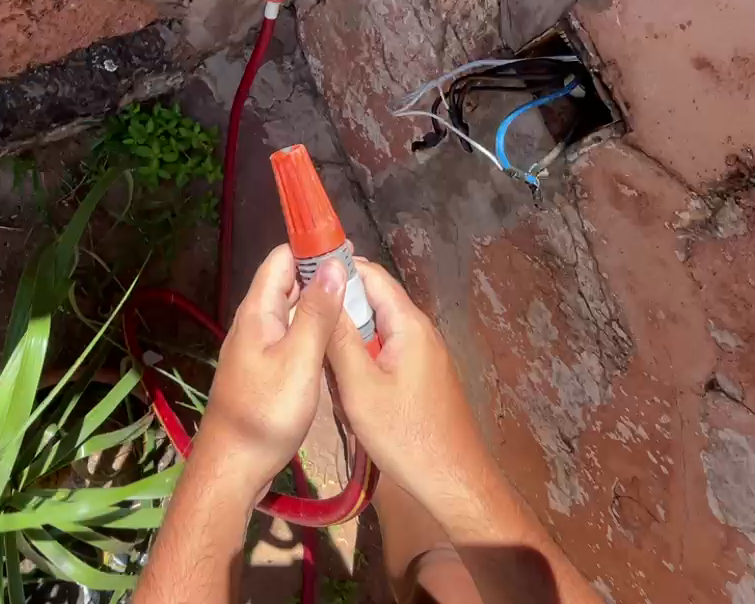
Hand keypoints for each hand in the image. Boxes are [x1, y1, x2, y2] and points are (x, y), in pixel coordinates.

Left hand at [197, 244, 345, 490]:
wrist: (233, 468)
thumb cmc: (267, 411)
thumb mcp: (299, 359)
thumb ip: (317, 312)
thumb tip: (334, 264)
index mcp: (258, 310)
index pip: (281, 259)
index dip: (312, 250)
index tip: (348, 251)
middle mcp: (253, 321)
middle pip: (286, 282)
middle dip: (320, 275)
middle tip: (361, 282)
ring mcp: (255, 346)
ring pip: (289, 310)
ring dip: (318, 302)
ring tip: (355, 306)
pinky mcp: (262, 368)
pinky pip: (289, 334)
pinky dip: (311, 328)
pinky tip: (333, 340)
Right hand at [324, 258, 491, 506]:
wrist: (453, 483)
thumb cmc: (404, 434)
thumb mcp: (360, 387)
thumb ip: (339, 336)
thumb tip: (323, 287)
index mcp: (408, 322)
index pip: (369, 274)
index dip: (335, 270)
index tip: (300, 279)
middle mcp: (419, 328)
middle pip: (372, 300)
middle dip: (339, 310)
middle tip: (305, 325)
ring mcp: (424, 352)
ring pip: (377, 328)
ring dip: (349, 339)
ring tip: (322, 360)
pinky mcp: (423, 373)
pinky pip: (386, 349)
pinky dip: (363, 358)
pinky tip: (347, 384)